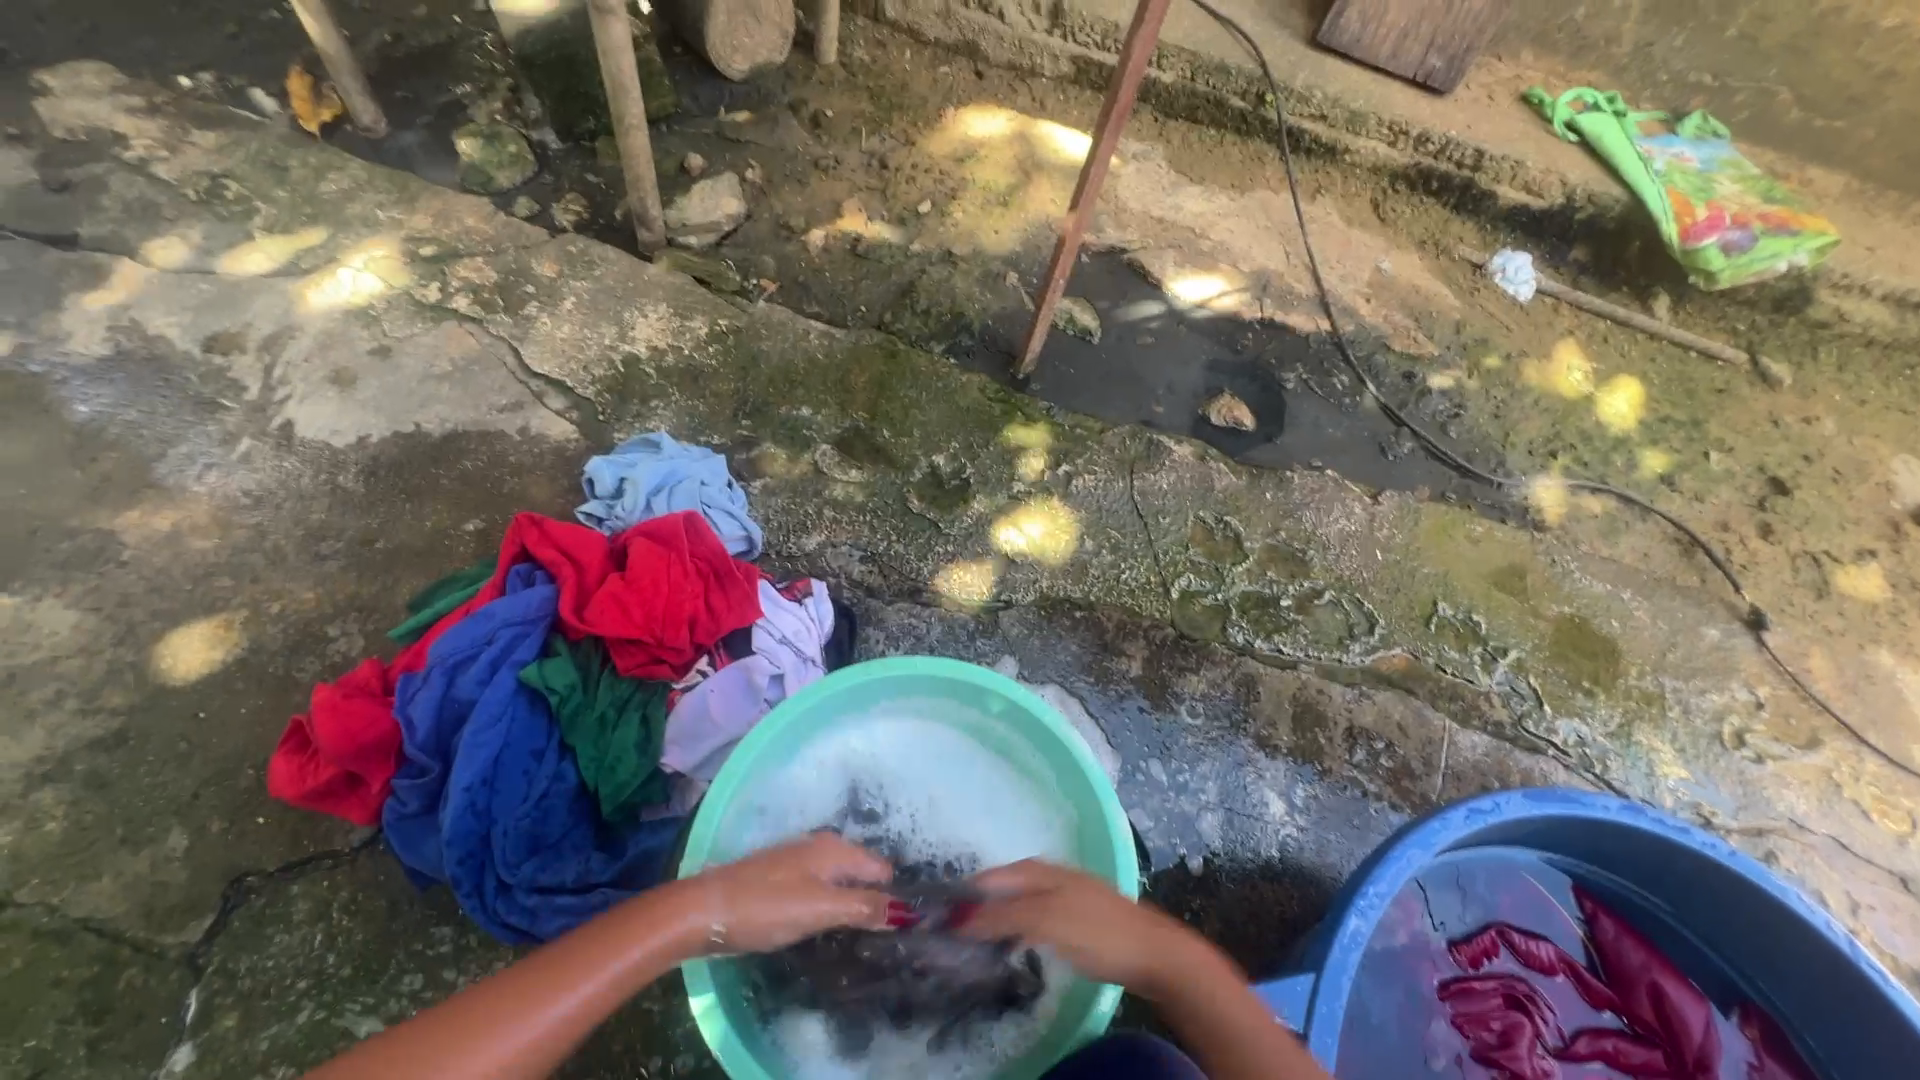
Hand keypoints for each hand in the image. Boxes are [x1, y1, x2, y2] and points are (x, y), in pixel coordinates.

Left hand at [689, 832, 893, 953]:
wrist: (704, 910)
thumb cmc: (766, 907)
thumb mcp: (820, 909)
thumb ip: (864, 907)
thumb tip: (907, 910)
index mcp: (836, 849)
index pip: (883, 870)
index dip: (894, 898)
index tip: (901, 931)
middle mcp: (822, 847)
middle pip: (864, 874)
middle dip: (874, 901)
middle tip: (881, 940)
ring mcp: (800, 861)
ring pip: (841, 881)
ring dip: (851, 905)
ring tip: (857, 940)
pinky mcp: (783, 879)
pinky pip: (821, 889)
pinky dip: (829, 905)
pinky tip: (824, 928)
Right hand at [958, 859, 1199, 993]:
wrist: (1153, 953)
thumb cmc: (1098, 932)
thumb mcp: (1045, 920)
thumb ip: (1002, 916)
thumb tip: (957, 916)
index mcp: (1037, 870)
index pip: (988, 878)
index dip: (962, 896)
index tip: (935, 918)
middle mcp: (1047, 876)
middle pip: (1000, 887)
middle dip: (974, 906)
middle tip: (949, 934)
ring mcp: (1063, 896)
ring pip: (1016, 903)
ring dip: (993, 919)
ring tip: (971, 944)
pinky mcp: (1074, 919)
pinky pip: (1031, 918)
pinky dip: (1013, 929)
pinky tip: (1010, 947)